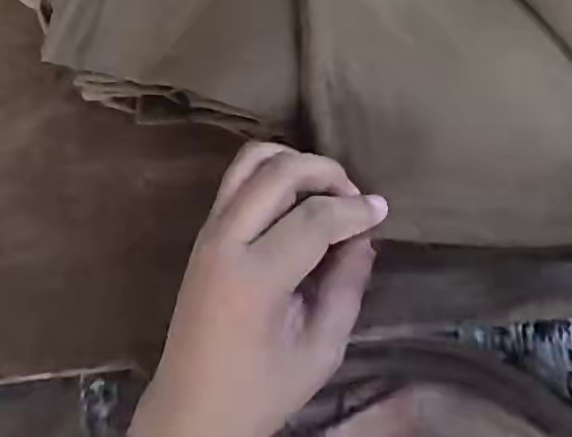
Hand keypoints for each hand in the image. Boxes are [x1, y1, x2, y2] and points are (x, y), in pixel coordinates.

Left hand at [129, 142, 388, 436]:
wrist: (190, 411)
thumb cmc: (260, 389)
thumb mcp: (320, 351)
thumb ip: (347, 287)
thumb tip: (364, 236)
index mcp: (254, 279)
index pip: (313, 219)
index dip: (354, 209)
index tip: (381, 210)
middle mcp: (226, 240)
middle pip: (280, 172)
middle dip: (326, 172)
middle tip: (354, 195)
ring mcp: (209, 229)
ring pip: (252, 159)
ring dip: (295, 161)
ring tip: (324, 186)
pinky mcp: (204, 228)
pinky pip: (238, 175)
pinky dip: (272, 168)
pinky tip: (297, 192)